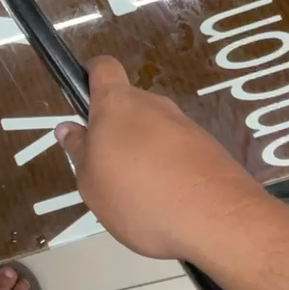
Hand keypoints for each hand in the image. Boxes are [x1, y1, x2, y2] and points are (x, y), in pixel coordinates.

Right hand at [55, 56, 273, 261]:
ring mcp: (186, 126)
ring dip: (145, 153)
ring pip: (154, 131)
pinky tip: (170, 203)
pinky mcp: (212, 150)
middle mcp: (153, 106)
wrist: (220, 222)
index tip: (85, 98)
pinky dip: (171, 170)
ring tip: (141, 195)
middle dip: (117, 130)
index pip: (103, 67)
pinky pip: (180, 152)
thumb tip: (68, 128)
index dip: (91, 75)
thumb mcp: (91, 182)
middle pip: (129, 106)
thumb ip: (79, 152)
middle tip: (108, 169)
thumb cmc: (139, 196)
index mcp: (116, 105)